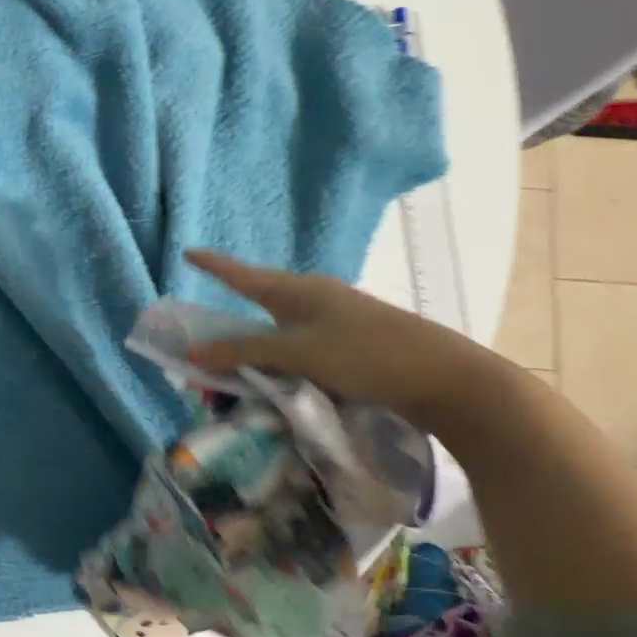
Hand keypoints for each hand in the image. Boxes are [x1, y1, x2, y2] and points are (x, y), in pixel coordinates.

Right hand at [182, 250, 504, 426]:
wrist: (448, 381)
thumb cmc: (368, 355)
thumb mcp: (297, 353)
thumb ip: (242, 351)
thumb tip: (189, 350)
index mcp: (300, 291)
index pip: (243, 275)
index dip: (214, 265)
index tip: (187, 252)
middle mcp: (315, 301)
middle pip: (257, 308)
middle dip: (225, 329)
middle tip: (197, 349)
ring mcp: (335, 324)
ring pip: (277, 335)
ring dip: (251, 354)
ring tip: (228, 378)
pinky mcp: (350, 348)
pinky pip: (296, 352)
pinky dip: (275, 365)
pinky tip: (271, 384)